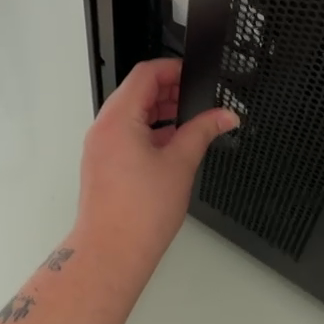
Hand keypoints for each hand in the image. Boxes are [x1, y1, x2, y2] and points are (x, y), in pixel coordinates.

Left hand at [76, 59, 237, 257]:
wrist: (111, 254)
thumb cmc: (137, 215)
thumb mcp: (181, 163)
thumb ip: (203, 132)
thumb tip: (223, 116)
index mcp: (119, 119)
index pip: (145, 74)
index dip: (173, 69)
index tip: (194, 75)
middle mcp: (103, 129)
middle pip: (137, 92)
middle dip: (169, 92)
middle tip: (197, 100)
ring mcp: (100, 148)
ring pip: (131, 114)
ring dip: (159, 113)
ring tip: (189, 124)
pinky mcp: (102, 165)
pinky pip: (125, 135)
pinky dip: (148, 132)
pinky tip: (171, 148)